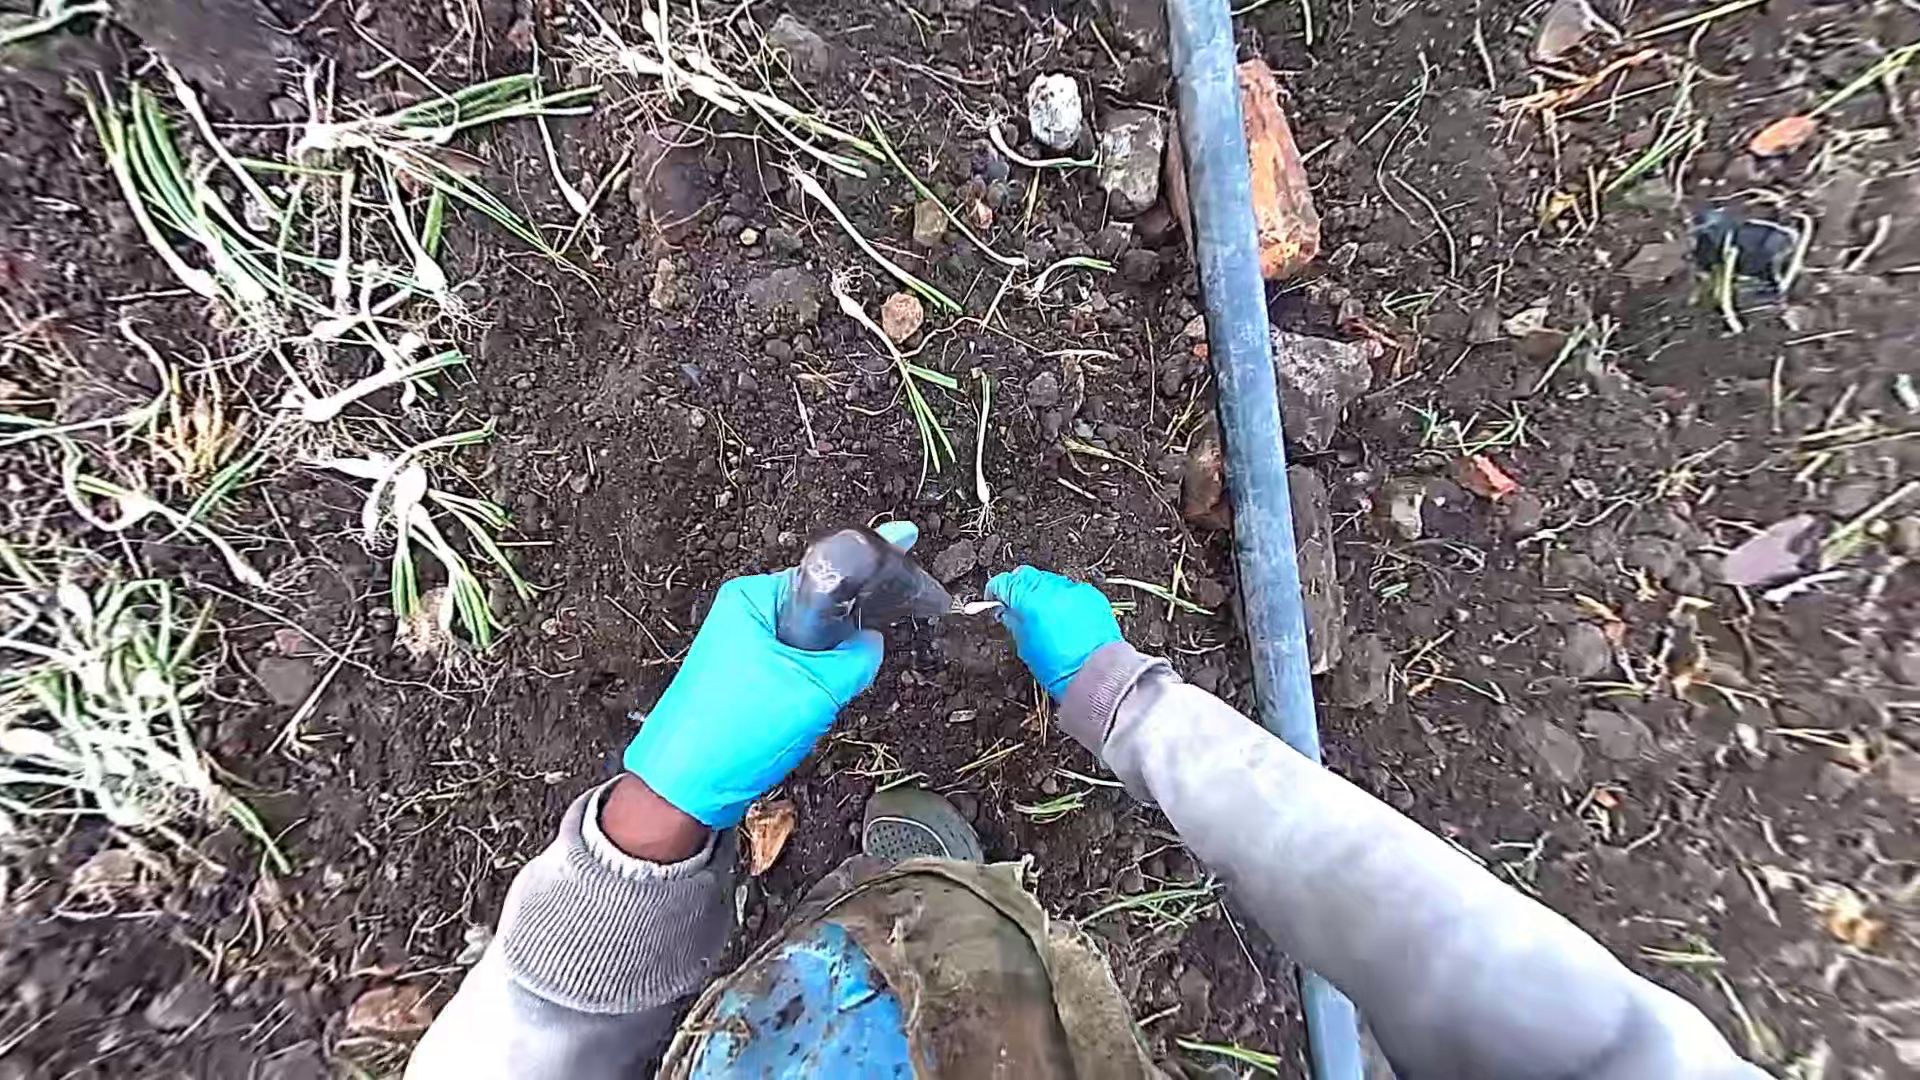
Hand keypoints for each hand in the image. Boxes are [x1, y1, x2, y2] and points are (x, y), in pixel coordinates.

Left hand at [623, 521, 917, 827]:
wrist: (682, 791)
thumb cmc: (734, 733)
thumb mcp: (816, 689)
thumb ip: (857, 657)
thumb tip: (873, 641)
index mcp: (755, 597)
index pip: (825, 570)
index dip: (868, 568)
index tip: (905, 541)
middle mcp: (747, 610)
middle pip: (822, 609)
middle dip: (842, 640)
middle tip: (847, 674)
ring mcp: (745, 641)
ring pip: (812, 642)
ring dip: (826, 669)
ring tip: (812, 704)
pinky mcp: (748, 670)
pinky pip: (797, 664)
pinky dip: (811, 682)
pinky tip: (801, 712)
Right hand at [986, 566, 1122, 700]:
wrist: (1098, 676)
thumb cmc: (1062, 669)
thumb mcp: (1025, 647)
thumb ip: (1013, 622)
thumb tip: (1007, 610)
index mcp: (1031, 601)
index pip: (1004, 582)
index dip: (995, 591)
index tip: (995, 599)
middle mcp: (1053, 590)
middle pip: (1025, 576)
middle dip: (1018, 589)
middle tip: (1017, 607)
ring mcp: (1074, 591)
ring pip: (1048, 580)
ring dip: (1041, 593)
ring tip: (1043, 616)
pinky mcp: (1092, 595)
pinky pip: (1070, 589)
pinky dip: (1063, 599)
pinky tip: (1063, 618)